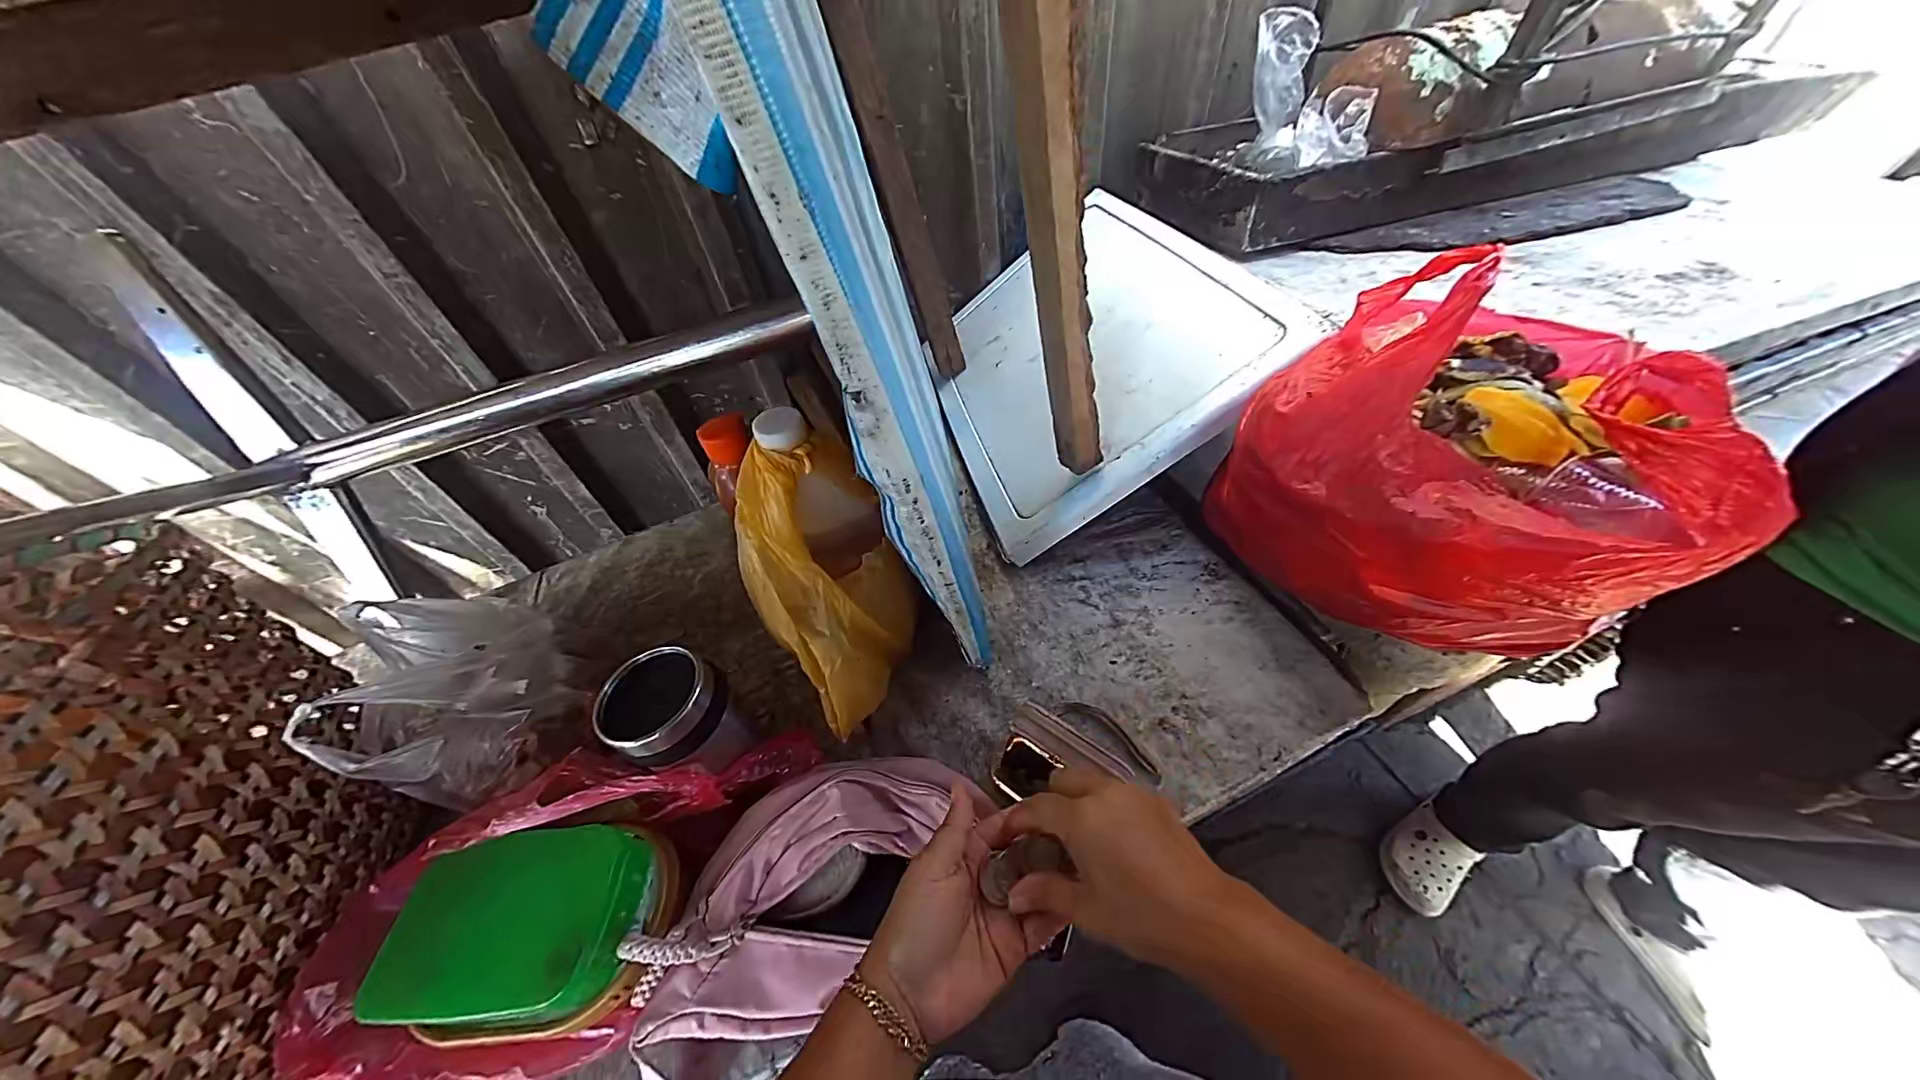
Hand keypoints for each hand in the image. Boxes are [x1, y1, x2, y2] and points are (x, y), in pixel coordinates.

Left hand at [859, 782, 1069, 1045]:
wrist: (910, 995)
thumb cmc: (916, 921)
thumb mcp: (932, 867)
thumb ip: (955, 828)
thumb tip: (959, 786)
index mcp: (965, 858)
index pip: (999, 829)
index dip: (1022, 818)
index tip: (1051, 805)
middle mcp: (989, 881)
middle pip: (1025, 856)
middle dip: (1047, 844)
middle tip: (1079, 832)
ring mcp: (1006, 913)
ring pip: (1040, 886)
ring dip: (1058, 875)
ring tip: (1087, 859)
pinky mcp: (1019, 945)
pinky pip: (1045, 922)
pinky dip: (1061, 909)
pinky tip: (1080, 894)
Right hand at [979, 768, 1245, 968]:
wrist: (1207, 917)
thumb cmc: (1140, 915)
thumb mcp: (1086, 910)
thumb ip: (1046, 892)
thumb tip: (1015, 893)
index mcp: (1081, 815)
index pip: (1036, 807)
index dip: (1016, 820)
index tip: (1005, 836)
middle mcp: (1105, 792)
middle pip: (1063, 780)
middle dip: (1048, 802)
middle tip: (1046, 838)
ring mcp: (1134, 793)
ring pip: (1091, 781)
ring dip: (1077, 800)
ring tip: (1079, 840)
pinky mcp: (1157, 801)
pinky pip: (1117, 792)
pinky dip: (1104, 805)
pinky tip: (1111, 841)